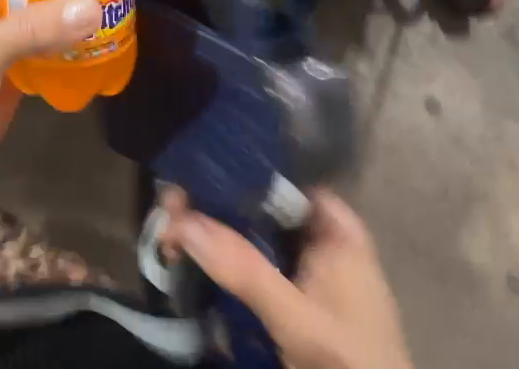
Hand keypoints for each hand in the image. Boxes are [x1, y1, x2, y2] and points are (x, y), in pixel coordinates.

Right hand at [158, 186, 412, 368]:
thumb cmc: (349, 360)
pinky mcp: (293, 302)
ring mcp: (307, 275)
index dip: (241, 171)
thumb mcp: (295, 315)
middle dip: (217, 207)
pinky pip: (252, 269)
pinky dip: (223, 265)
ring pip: (254, 239)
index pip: (285, 180)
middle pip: (263, 209)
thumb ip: (243, 268)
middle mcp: (322, 243)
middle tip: (170, 208)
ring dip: (214, 237)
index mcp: (337, 231)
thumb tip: (181, 221)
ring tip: (169, 235)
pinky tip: (191, 263)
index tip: (195, 169)